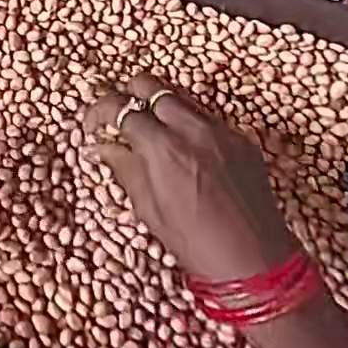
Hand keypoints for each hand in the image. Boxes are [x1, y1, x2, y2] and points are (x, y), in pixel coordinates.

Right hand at [81, 73, 296, 281]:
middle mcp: (193, 130)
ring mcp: (222, 132)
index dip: (99, 112)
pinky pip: (207, 118)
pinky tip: (184, 149)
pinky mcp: (242, 140)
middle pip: (150, 85)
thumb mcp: (146, 206)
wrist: (254, 262)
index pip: (120, 108)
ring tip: (151, 130)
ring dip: (159, 107)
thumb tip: (102, 145)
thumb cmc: (194, 242)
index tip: (93, 123)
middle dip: (129, 95)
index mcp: (163, 148)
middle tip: (121, 115)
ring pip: (180, 97)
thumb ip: (123, 166)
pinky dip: (188, 125)